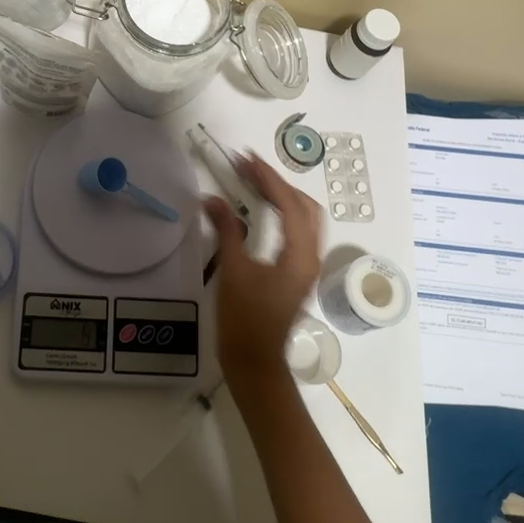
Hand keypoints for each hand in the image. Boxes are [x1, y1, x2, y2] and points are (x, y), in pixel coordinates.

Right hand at [202, 153, 323, 389]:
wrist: (255, 363)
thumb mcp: (233, 271)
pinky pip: (297, 232)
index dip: (268, 177)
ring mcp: (306, 267)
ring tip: (253, 183)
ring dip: (282, 197)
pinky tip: (261, 211)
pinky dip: (282, 214)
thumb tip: (212, 199)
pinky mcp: (297, 274)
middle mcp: (311, 257)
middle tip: (248, 169)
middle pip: (304, 207)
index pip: (289, 203)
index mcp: (300, 255)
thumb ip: (226, 231)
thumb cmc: (244, 320)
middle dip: (278, 183)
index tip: (246, 159)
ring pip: (304, 219)